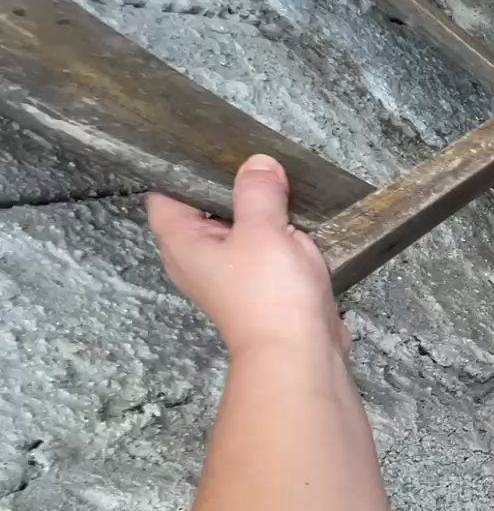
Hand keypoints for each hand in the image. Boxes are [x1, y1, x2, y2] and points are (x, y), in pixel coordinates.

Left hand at [146, 155, 347, 361]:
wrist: (298, 349)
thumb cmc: (270, 293)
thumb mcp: (266, 231)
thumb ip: (260, 193)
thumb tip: (260, 163)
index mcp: (181, 241)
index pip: (170, 194)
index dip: (195, 175)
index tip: (232, 162)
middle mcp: (195, 260)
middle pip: (210, 215)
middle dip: (242, 200)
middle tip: (274, 184)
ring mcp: (228, 280)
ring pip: (242, 239)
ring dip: (269, 228)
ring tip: (298, 216)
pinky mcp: (259, 295)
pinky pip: (266, 262)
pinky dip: (284, 252)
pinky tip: (307, 249)